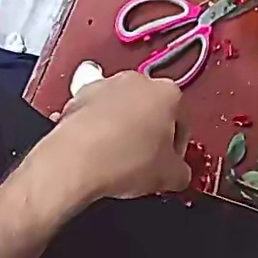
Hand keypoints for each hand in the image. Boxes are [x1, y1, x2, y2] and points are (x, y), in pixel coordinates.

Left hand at [30, 71, 190, 208]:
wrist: (75, 161)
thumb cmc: (126, 159)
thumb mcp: (170, 176)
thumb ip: (181, 171)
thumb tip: (177, 174)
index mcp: (168, 92)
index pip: (182, 121)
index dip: (177, 147)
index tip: (169, 164)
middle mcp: (138, 81)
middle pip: (151, 110)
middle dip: (150, 133)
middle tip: (145, 162)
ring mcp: (106, 85)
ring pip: (123, 110)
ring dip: (124, 129)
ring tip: (117, 159)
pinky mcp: (78, 96)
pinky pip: (97, 114)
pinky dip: (99, 129)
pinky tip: (97, 153)